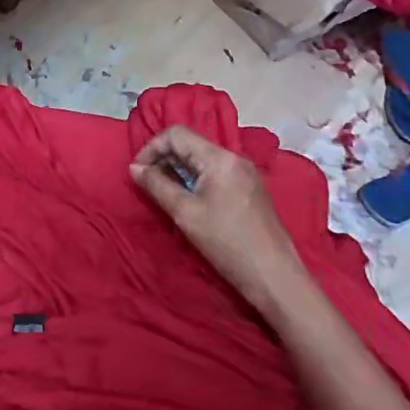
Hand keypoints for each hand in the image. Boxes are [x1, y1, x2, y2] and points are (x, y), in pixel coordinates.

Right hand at [130, 126, 306, 311]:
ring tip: (165, 194)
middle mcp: (234, 157)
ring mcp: (244, 172)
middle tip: (148, 184)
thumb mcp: (185, 213)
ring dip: (178, 169)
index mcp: (219, 157)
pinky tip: (188, 200)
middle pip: (190, 143)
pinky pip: (215, 172)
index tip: (138, 173)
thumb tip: (135, 168)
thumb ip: (157, 185)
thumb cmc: (226, 243)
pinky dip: (195, 179)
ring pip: (201, 158)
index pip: (176, 133)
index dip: (151, 148)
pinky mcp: (249, 187)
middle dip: (164, 158)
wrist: (274, 275)